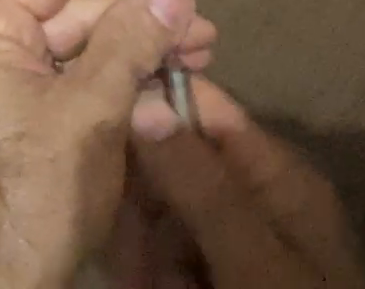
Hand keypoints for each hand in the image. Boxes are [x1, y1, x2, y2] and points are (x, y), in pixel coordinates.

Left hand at [0, 0, 215, 288]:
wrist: (0, 278)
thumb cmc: (37, 187)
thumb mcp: (89, 111)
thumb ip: (129, 44)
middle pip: (74, 14)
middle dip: (139, 19)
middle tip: (205, 31)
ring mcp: (12, 85)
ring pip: (84, 52)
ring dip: (139, 54)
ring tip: (200, 58)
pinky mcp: (31, 120)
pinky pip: (80, 87)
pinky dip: (123, 86)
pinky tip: (170, 94)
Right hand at [124, 78, 364, 288]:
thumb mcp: (257, 266)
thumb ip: (202, 184)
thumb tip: (140, 95)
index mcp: (274, 172)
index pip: (196, 101)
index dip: (142, 100)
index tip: (91, 123)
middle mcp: (253, 191)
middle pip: (168, 156)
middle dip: (137, 200)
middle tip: (121, 250)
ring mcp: (236, 234)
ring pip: (160, 208)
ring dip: (140, 246)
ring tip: (136, 283)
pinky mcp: (220, 270)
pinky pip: (170, 250)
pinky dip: (152, 270)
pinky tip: (140, 286)